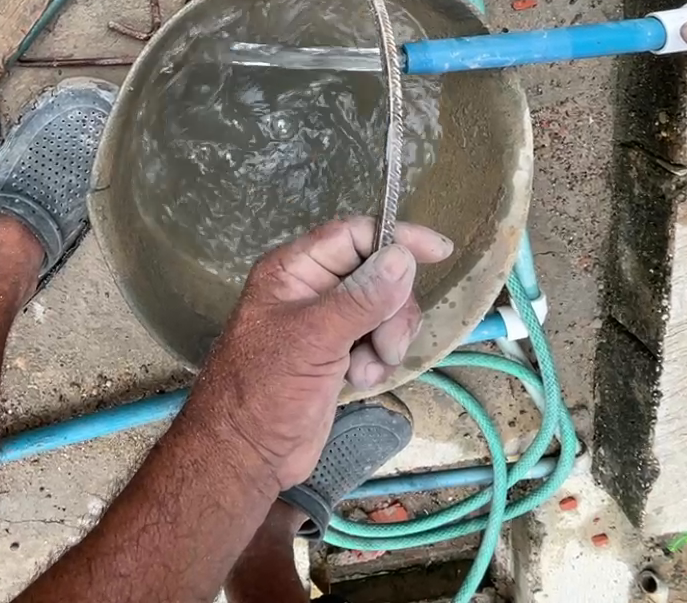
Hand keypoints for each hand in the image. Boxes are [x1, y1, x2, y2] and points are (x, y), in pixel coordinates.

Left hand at [185, 218, 452, 488]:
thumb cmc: (266, 387)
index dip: (396, 239)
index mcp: (294, 269)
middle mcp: (312, 287)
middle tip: (385, 344)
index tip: (439, 251)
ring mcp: (327, 321)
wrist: (247, 451)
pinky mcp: (340, 351)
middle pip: (378, 273)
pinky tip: (360, 380)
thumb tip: (401, 256)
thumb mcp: (314, 338)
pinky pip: (379, 339)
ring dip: (387, 340)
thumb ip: (360, 298)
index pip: (353, 235)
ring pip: (384, 309)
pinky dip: (379, 360)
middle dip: (392, 309)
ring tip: (365, 368)